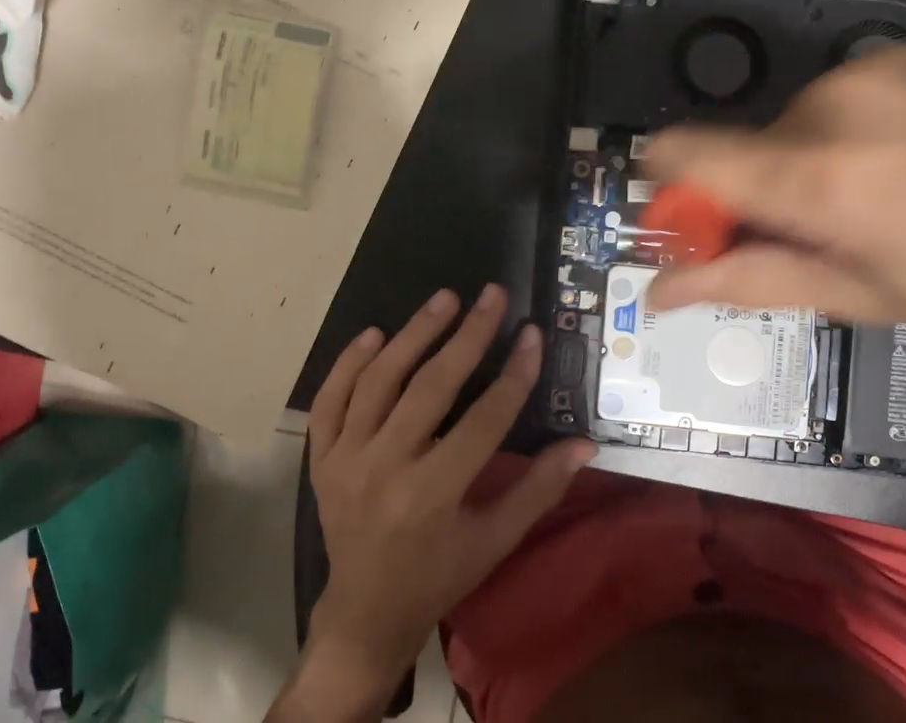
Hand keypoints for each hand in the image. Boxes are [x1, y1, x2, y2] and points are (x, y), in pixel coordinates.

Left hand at [269, 286, 595, 720]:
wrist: (366, 609)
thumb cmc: (440, 575)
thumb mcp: (495, 541)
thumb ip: (538, 489)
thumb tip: (584, 443)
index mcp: (434, 494)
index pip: (482, 420)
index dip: (513, 374)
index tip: (531, 333)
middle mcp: (385, 468)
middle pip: (430, 387)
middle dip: (467, 336)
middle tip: (491, 295)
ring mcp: (345, 460)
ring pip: (379, 381)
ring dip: (412, 335)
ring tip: (444, 300)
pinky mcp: (321, 458)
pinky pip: (330, 399)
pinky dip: (349, 363)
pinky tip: (374, 334)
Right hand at [647, 47, 905, 379]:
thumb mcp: (876, 298)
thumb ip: (755, 282)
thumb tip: (666, 287)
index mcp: (818, 173)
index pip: (682, 152)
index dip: (669, 191)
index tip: (696, 227)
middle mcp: (835, 102)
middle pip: (747, 147)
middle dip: (767, 195)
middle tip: (835, 240)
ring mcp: (883, 67)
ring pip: (801, 124)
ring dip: (820, 165)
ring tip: (901, 203)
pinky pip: (852, 97)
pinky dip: (864, 133)